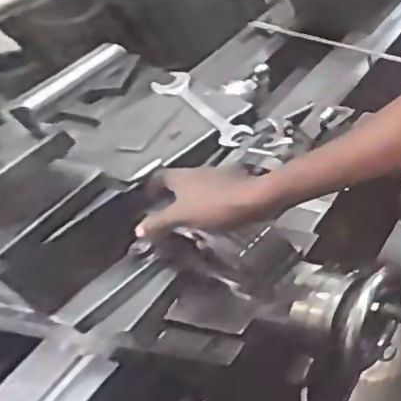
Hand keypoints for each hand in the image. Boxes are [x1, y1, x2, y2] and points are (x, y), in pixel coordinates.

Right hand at [135, 168, 271, 237]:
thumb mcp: (183, 216)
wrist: (262, 196)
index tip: (148, 202)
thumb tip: (139, 229)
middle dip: (174, 197)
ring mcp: (222, 176)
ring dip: (196, 201)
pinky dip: (216, 203)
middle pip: (180, 183)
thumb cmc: (218, 204)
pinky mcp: (241, 184)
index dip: (150, 190)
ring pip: (202, 188)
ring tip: (193, 219)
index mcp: (180, 175)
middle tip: (170, 214)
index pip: (157, 178)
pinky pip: (221, 194)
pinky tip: (218, 216)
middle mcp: (199, 171)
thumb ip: (159, 222)